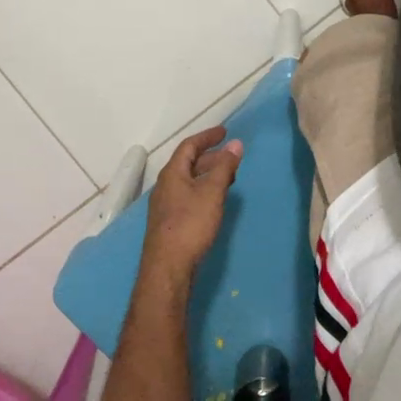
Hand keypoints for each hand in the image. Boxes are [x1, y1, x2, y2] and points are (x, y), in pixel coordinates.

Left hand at [140, 126, 242, 283]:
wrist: (167, 268)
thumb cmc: (190, 224)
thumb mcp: (212, 192)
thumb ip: (224, 167)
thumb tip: (236, 143)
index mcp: (172, 174)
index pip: (189, 146)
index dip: (207, 137)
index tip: (224, 132)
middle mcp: (165, 186)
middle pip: (187, 163)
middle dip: (210, 157)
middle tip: (230, 157)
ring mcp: (165, 206)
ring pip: (188, 181)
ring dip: (207, 175)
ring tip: (228, 178)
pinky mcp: (169, 223)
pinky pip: (187, 196)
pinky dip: (203, 190)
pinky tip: (214, 202)